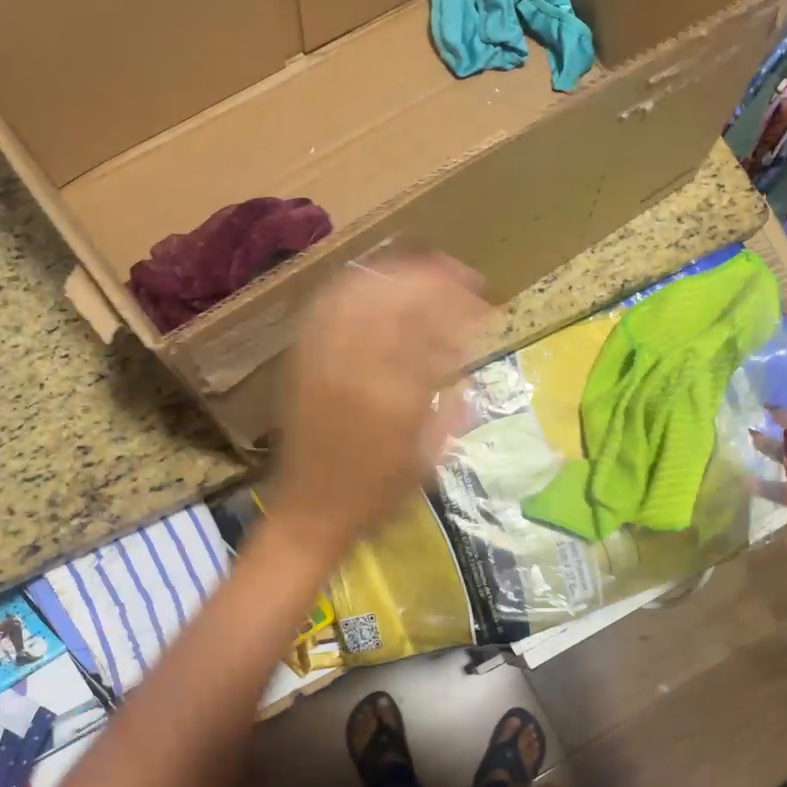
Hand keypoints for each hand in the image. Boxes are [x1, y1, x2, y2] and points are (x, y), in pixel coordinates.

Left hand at [267, 253, 487, 557]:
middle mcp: (358, 367)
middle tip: (459, 275)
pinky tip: (373, 287)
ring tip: (421, 274)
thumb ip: (451, 408)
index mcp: (397, 393)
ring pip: (361, 295)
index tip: (484, 301)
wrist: (312, 512)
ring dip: (395, 275)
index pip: (435, 328)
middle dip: (432, 278)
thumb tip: (464, 368)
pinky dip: (355, 290)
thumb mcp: (429, 456)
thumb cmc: (378, 494)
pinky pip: (327, 309)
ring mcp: (324, 360)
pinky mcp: (302, 362)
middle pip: (397, 298)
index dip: (462, 305)